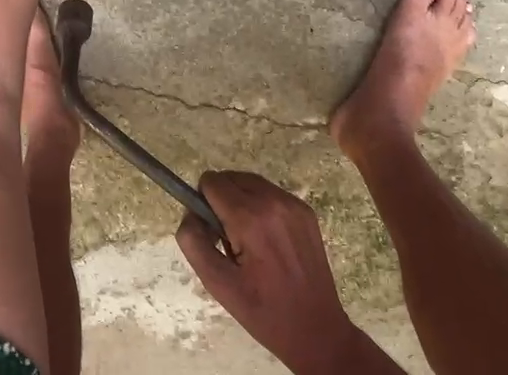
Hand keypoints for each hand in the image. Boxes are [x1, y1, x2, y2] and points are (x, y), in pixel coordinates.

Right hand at [177, 172, 370, 374]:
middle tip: (229, 240)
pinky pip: (270, 193)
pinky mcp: (306, 211)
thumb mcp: (217, 283)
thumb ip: (193, 241)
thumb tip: (190, 212)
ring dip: (240, 201)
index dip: (203, 204)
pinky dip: (260, 206)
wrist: (317, 330)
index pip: (211, 183)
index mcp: (250, 219)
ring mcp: (293, 204)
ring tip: (249, 240)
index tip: (211, 233)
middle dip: (221, 202)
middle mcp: (274, 202)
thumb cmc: (263, 311)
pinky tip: (268, 240)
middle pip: (230, 178)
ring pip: (250, 183)